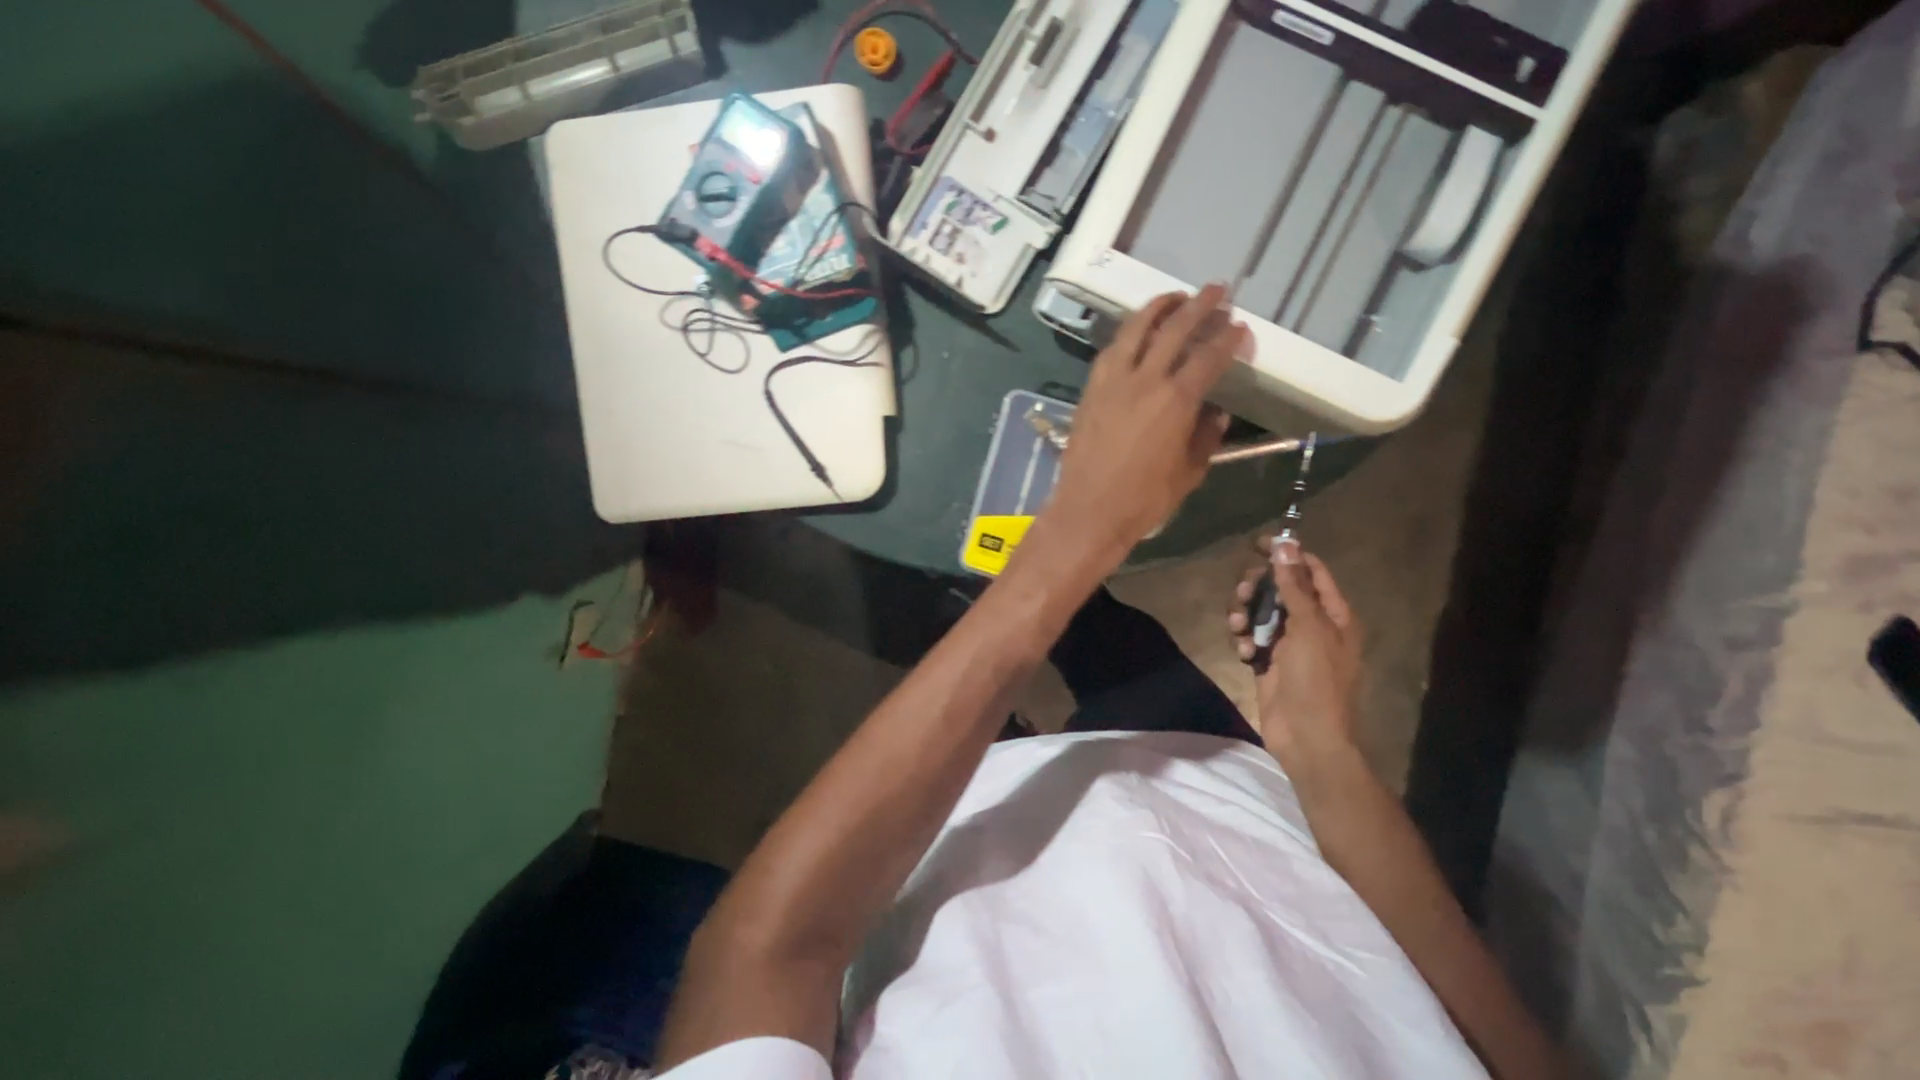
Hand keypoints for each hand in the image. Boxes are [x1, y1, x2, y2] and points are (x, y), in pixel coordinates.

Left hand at [1044, 285, 1248, 556]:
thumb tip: (1216, 412)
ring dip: (1158, 307)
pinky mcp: (1091, 389)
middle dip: (1200, 305)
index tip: (1240, 326)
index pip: (1208, 357)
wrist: (1089, 510)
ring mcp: (1112, 381)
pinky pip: (1112, 350)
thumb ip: (1205, 436)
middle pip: (1174, 329)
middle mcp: (1144, 380)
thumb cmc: (1144, 499)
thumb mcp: (1189, 472)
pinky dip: (1129, 334)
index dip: (1228, 338)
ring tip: (1175, 297)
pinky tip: (1137, 332)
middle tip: (1218, 290)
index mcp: (1176, 401)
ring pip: (1136, 329)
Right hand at [1226, 537, 1362, 761]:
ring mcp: (1289, 646)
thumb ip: (1294, 586)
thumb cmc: (1316, 680)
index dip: (1288, 555)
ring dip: (1245, 614)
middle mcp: (1312, 625)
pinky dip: (1244, 641)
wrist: (1307, 737)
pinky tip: (1243, 654)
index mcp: (1333, 614)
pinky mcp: (1268, 664)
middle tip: (1242, 592)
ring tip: (1237, 625)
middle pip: (1280, 590)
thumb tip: (1285, 545)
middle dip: (1258, 588)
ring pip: (1260, 614)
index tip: (1258, 546)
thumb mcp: (1309, 628)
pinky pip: (1250, 639)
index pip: (1311, 571)